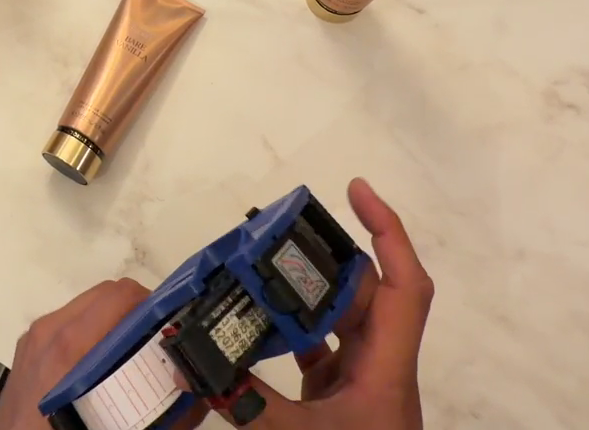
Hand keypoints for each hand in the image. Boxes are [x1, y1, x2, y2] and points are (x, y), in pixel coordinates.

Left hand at [0, 277, 207, 429]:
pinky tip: (106, 368)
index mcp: (67, 348)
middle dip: (138, 313)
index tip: (175, 328)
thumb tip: (199, 394)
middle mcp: (48, 331)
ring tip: (137, 356)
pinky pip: (68, 323)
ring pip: (86, 306)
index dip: (153, 306)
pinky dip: (93, 334)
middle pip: (104, 296)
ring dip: (116, 323)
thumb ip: (167, 417)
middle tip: (162, 344)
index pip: (119, 297)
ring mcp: (34, 337)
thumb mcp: (126, 429)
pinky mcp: (28, 348)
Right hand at [221, 178, 432, 429]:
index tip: (355, 189)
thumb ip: (242, 399)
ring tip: (260, 262)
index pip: (403, 287)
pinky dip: (291, 324)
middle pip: (362, 293)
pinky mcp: (341, 397)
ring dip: (303, 288)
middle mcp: (380, 368)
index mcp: (386, 372)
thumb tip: (185, 356)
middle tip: (279, 227)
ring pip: (339, 317)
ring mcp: (361, 383)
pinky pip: (320, 343)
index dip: (388, 231)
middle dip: (322, 254)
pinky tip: (257, 316)